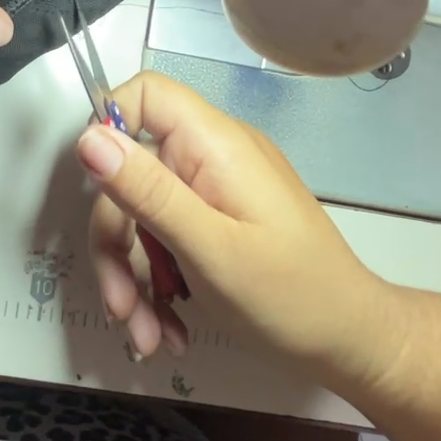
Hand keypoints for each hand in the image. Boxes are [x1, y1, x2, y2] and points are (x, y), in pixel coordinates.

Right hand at [77, 72, 398, 373]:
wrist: (352, 345)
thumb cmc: (293, 297)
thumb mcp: (210, 249)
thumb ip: (148, 192)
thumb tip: (88, 138)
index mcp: (214, 145)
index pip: (145, 95)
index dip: (108, 128)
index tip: (95, 189)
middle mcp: (210, 158)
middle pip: (130, 174)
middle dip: (117, 245)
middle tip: (122, 307)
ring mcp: (212, 192)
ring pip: (140, 217)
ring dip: (133, 278)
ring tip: (147, 335)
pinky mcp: (214, 224)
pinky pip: (164, 239)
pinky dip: (156, 285)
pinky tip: (166, 328)